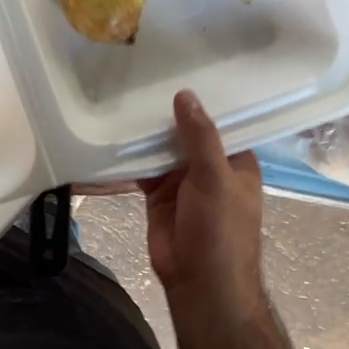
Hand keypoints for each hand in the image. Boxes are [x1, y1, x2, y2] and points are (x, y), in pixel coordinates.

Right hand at [139, 90, 267, 321]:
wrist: (199, 281)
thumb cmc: (221, 230)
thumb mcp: (214, 177)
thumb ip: (200, 136)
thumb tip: (186, 95)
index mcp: (236, 162)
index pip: (222, 123)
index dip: (204, 100)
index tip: (182, 68)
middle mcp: (210, 169)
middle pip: (187, 134)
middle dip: (169, 114)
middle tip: (142, 74)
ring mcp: (182, 182)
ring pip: (163, 149)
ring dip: (147, 133)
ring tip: (122, 96)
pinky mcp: (157, 195)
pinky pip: (143, 168)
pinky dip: (130, 155)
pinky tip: (112, 133)